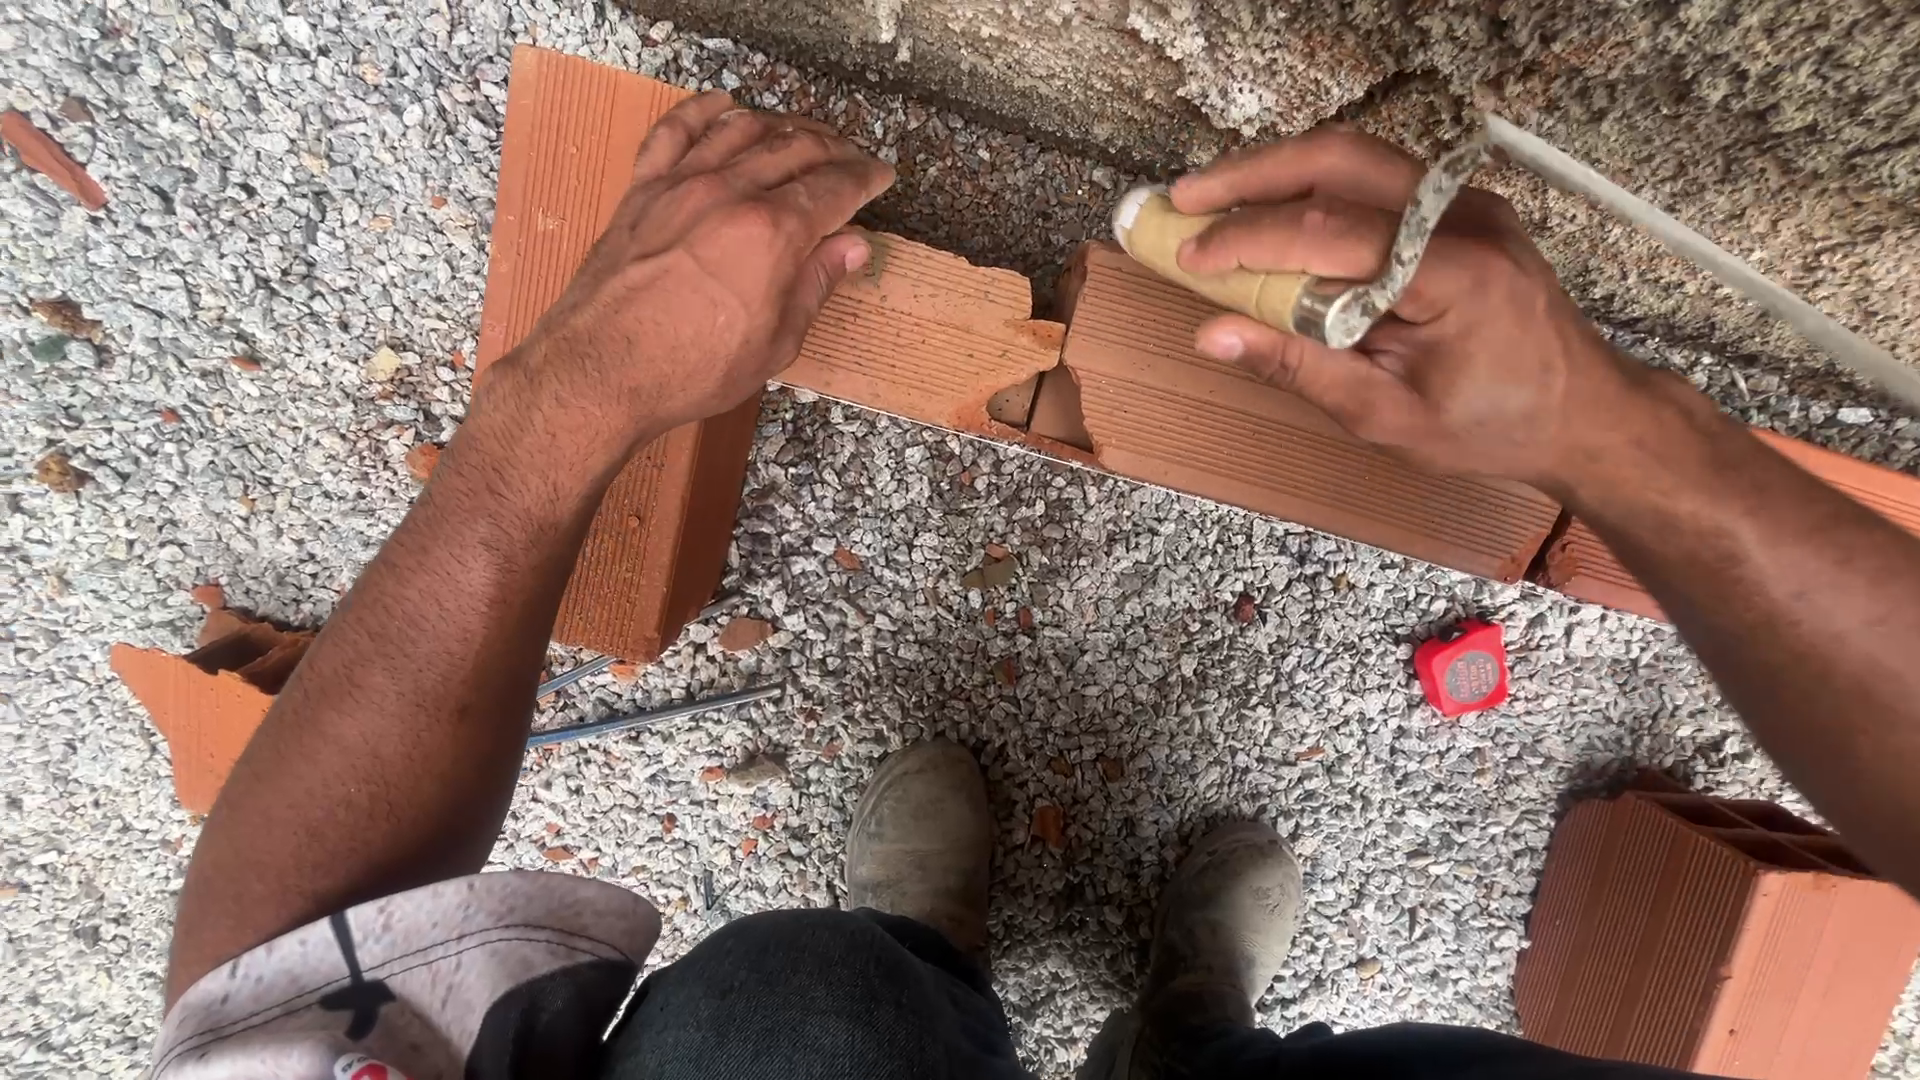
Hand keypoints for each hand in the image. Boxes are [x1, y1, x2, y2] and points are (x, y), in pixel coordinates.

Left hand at [485, 91, 895, 462]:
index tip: (882, 176)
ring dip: (783, 124)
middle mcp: (730, 193)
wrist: (604, 370)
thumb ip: (816, 284)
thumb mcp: (777, 342)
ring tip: (806, 133)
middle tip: (855, 157)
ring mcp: (682, 184)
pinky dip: (704, 111)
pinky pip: (675, 130)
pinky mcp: (644, 189)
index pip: (833, 189)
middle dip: (834, 148)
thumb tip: (854, 246)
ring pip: (743, 129)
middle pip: (795, 149)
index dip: (865, 179)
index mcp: (772, 234)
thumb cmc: (696, 368)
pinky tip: (723, 105)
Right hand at [1171, 127, 1667, 494]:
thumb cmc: (1486, 426)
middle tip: (1183, 199)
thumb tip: (1214, 335)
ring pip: (1354, 157)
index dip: (1248, 238)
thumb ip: (1296, 367)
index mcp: (1454, 273)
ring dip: (1274, 170)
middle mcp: (1464, 216)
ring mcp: (1465, 202)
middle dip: (1251, 174)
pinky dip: (1308, 186)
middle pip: (1341, 161)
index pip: (1328, 233)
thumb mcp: (1381, 415)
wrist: (1579, 410)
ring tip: (1211, 197)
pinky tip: (1267, 207)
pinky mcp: (1456, 208)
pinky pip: (1371, 178)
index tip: (1187, 256)